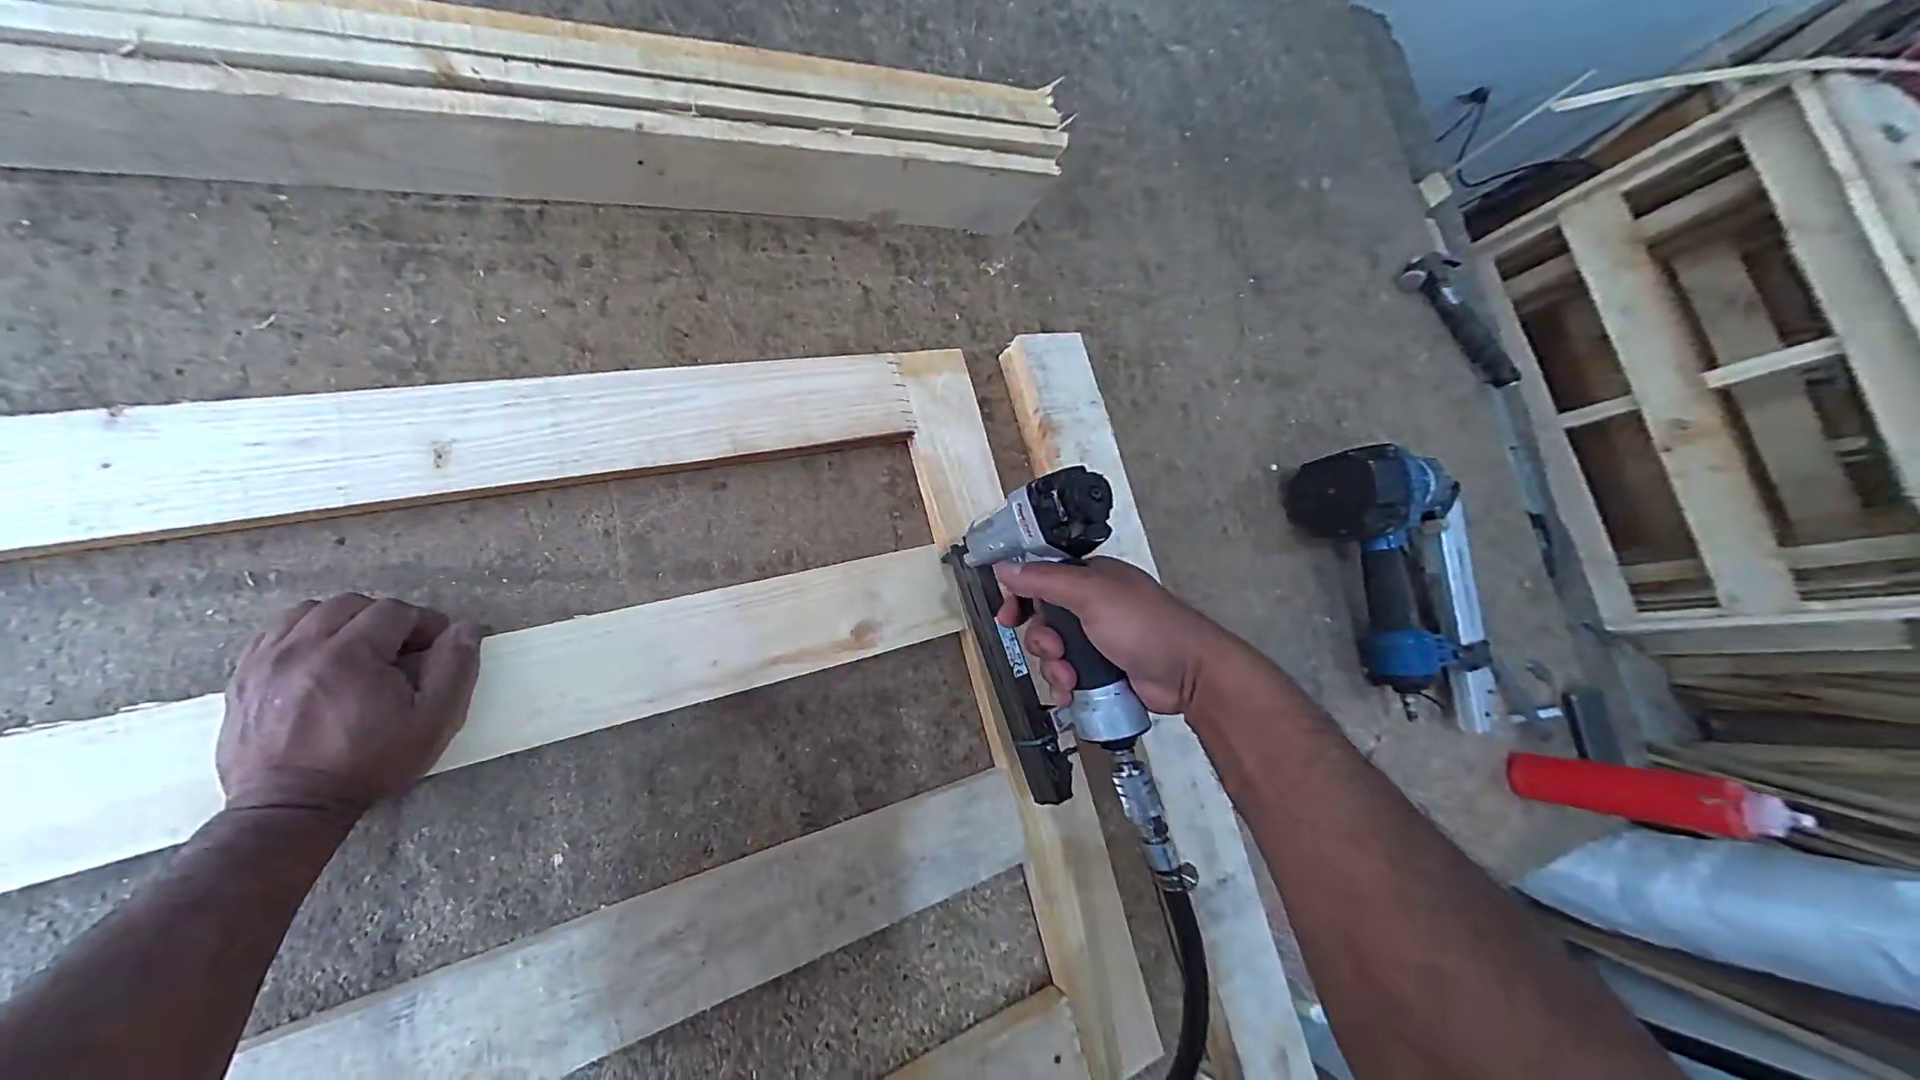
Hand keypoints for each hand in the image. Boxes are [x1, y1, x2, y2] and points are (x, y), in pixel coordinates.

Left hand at [219, 594, 482, 815]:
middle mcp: (301, 647)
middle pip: (352, 604)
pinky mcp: (242, 678)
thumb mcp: (434, 719)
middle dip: (386, 619)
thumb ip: (455, 667)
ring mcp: (264, 661)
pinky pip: (275, 633)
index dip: (425, 624)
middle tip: (402, 651)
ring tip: (361, 652)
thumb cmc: (371, 762)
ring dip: (343, 622)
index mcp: (349, 655)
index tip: (436, 649)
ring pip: (309, 612)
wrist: (290, 806)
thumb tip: (466, 628)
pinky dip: (306, 635)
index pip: (396, 611)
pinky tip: (324, 660)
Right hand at [993, 557, 1238, 714]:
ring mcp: (1097, 638)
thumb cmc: (1145, 626)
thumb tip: (1005, 567)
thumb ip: (1046, 580)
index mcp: (1091, 577)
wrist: (1188, 675)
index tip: (1007, 614)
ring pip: (1052, 650)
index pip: (1041, 577)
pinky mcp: (1101, 667)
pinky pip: (1067, 673)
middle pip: (1042, 618)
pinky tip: (1072, 692)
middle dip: (1042, 639)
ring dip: (1054, 666)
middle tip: (1055, 649)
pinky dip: (1064, 684)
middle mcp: (1092, 604)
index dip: (1020, 595)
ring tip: (1071, 677)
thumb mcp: (1092, 595)